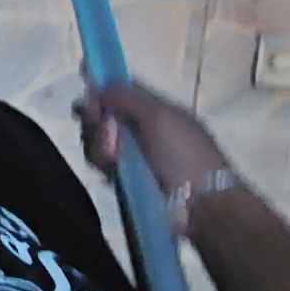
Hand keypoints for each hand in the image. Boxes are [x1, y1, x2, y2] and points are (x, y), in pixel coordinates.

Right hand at [74, 82, 229, 194]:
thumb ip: (126, 95)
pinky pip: (99, 160)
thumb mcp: (159, 116)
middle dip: (95, 118)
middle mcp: (142, 128)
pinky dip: (101, 161)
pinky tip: (111, 168)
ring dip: (97, 142)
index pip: (122, 90)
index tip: (89, 92)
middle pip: (103, 113)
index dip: (102, 87)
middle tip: (102, 127)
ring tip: (112, 156)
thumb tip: (96, 84)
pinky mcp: (123, 176)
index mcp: (157, 110)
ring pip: (96, 137)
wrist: (200, 206)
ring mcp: (132, 153)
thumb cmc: (185, 155)